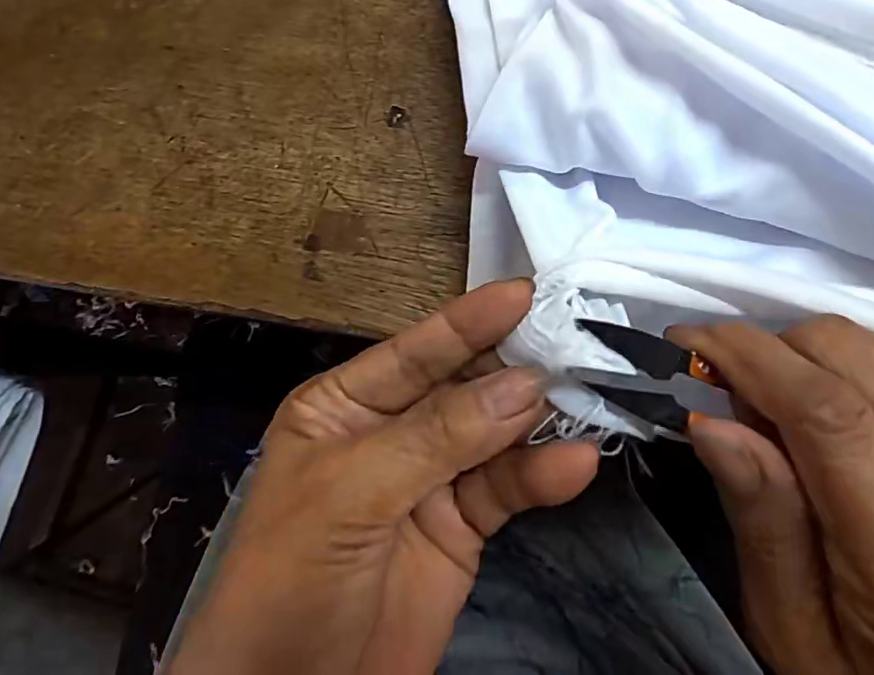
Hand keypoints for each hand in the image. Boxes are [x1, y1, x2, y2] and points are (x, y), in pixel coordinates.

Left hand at [177, 280, 600, 674]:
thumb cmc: (290, 581)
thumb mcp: (351, 495)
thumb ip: (438, 436)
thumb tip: (524, 385)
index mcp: (346, 405)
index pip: (415, 351)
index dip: (469, 321)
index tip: (524, 292)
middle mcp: (392, 430)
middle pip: (463, 385)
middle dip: (514, 363)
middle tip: (571, 340)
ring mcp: (431, 477)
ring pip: (494, 432)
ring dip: (538, 419)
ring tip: (583, 397)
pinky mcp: (462, 526)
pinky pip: (507, 488)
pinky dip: (541, 475)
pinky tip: (574, 465)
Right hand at [669, 316, 873, 674]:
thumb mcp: (794, 636)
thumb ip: (761, 522)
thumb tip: (708, 417)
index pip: (831, 416)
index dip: (751, 358)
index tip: (688, 340)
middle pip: (851, 360)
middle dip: (770, 353)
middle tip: (733, 396)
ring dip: (810, 366)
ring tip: (788, 420)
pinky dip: (855, 385)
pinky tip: (848, 436)